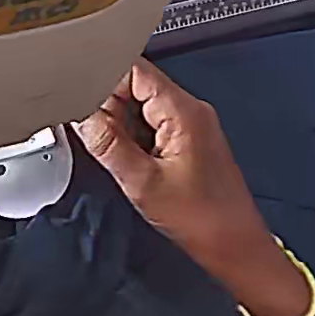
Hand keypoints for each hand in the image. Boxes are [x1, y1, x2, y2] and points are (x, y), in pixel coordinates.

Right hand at [73, 60, 303, 315]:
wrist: (233, 245)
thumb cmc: (202, 219)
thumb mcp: (140, 181)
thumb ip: (106, 143)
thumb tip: (81, 116)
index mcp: (183, 111)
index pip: (133, 69)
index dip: (102, 82)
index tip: (82, 102)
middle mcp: (190, 110)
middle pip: (134, 86)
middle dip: (109, 109)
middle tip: (104, 141)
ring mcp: (189, 124)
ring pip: (139, 107)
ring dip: (121, 127)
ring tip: (125, 159)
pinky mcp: (187, 140)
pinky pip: (150, 125)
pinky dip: (134, 140)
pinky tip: (135, 165)